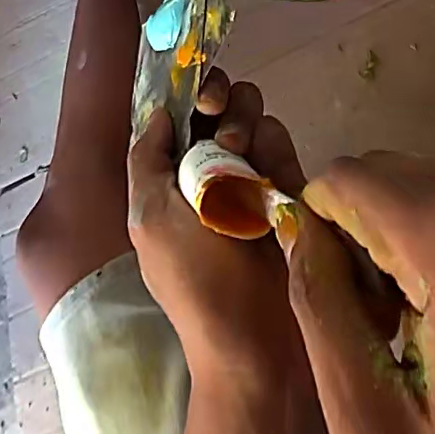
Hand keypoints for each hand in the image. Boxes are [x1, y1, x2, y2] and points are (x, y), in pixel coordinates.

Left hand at [128, 69, 328, 433]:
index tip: (199, 103)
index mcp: (172, 168)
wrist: (255, 341)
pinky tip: (275, 185)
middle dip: (224, 103)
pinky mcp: (288, 185)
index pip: (181, 108)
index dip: (189, 92)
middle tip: (223, 135)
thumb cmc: (194, 280)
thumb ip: (146, 158)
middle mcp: (211, 162)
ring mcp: (252, 171)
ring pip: (255, 115)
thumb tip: (160, 114)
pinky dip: (279, 154)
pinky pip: (283, 146)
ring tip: (245, 171)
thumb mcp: (149, 217)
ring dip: (249, 129)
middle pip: (223, 99)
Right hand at [282, 153, 434, 433]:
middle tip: (381, 326)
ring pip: (425, 186)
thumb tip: (295, 229)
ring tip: (426, 331)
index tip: (338, 303)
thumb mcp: (383, 432)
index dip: (318, 230)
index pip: (340, 179)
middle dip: (360, 232)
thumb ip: (320, 310)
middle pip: (383, 175)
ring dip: (402, 237)